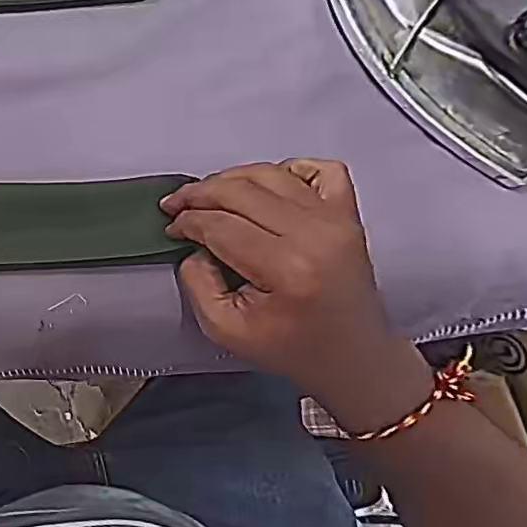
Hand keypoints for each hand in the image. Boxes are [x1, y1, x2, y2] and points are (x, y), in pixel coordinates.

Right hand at [163, 159, 430, 429]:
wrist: (353, 357)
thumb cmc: (293, 349)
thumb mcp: (225, 330)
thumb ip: (198, 283)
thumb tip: (195, 245)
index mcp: (287, 268)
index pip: (221, 225)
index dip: (187, 222)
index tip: (172, 228)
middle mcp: (316, 234)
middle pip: (242, 191)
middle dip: (199, 193)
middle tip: (176, 204)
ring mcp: (336, 220)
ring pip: (271, 174)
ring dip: (230, 179)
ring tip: (207, 194)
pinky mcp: (348, 214)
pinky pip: (319, 169)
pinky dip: (287, 169)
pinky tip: (265, 188)